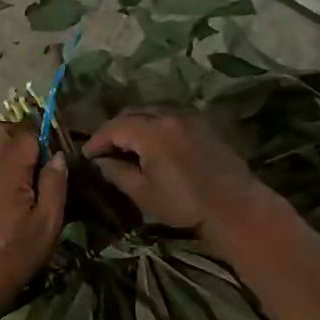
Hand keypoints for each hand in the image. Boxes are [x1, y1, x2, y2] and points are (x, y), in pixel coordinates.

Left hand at [0, 121, 68, 312]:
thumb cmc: (18, 251)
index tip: (57, 161)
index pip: (27, 134)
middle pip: (0, 128)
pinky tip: (19, 189)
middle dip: (22, 135)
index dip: (45, 141)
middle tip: (41, 160)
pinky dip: (4, 163)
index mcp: (9, 169)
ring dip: (13, 149)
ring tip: (33, 175)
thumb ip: (55, 183)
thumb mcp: (49, 221)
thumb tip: (59, 155)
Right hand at [84, 108, 281, 247]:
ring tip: (126, 148)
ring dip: (135, 125)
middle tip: (103, 151)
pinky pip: (170, 117)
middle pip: (132, 113)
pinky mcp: (203, 125)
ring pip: (152, 112)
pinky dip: (155, 126)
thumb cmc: (183, 204)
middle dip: (114, 130)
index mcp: (151, 130)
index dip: (96, 140)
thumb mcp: (143, 192)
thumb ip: (116, 172)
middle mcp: (169, 115)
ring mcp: (189, 118)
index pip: (114, 127)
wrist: (234, 207)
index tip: (86, 156)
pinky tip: (152, 146)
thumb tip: (99, 162)